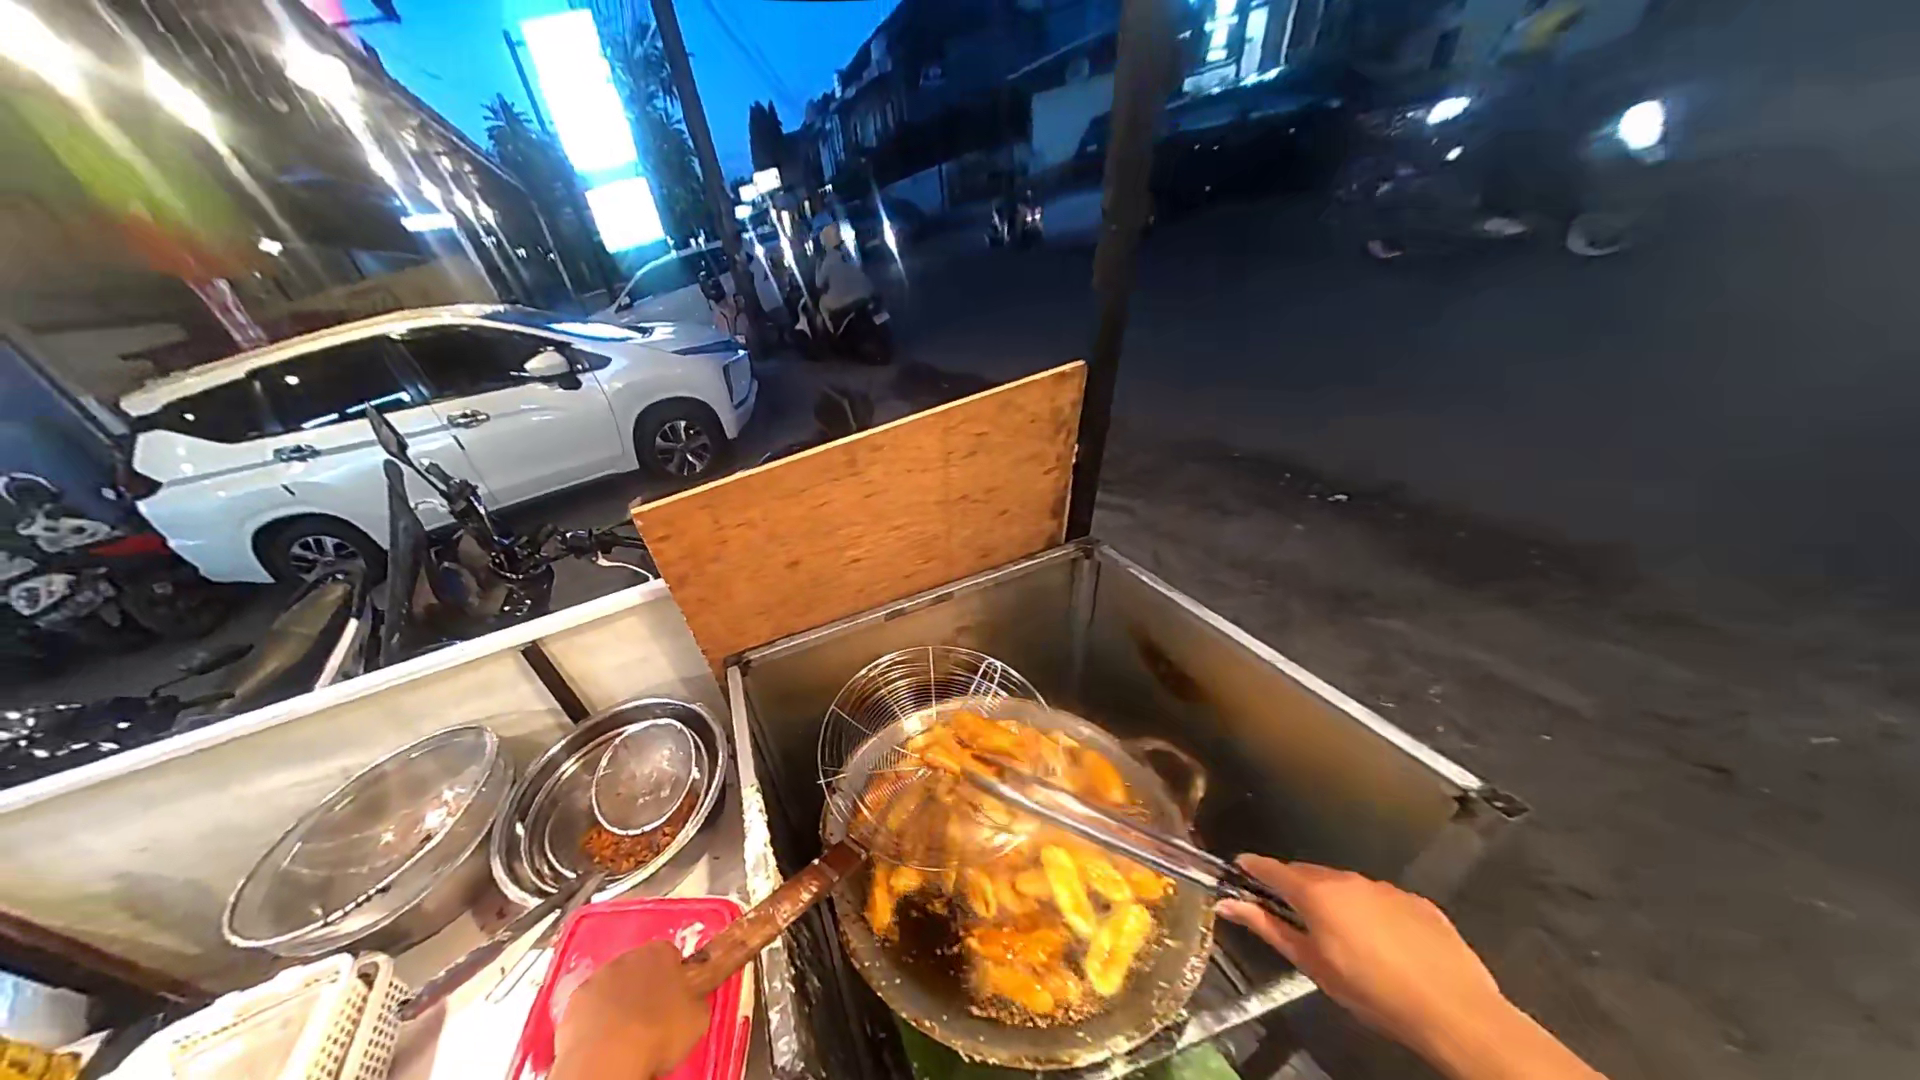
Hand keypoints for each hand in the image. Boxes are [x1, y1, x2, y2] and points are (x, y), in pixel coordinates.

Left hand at [550, 941, 709, 1079]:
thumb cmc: (659, 1032)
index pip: (671, 955)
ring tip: (625, 1034)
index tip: (676, 1000)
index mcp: (660, 952)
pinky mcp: (572, 1005)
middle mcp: (627, 957)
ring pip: (612, 987)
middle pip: (639, 968)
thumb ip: (696, 999)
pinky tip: (602, 1042)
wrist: (607, 1061)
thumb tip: (691, 1000)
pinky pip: (590, 1008)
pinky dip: (595, 1021)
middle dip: (645, 988)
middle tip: (652, 1019)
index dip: (674, 978)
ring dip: (618, 1002)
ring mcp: (596, 979)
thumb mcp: (697, 1016)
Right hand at [1218, 858, 1602, 1079]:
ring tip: (1339, 933)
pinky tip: (1382, 942)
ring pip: (1344, 884)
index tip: (1240, 870)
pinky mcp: (1416, 901)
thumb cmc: (1371, 992)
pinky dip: (1369, 910)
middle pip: (1307, 873)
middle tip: (1289, 913)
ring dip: (1333, 899)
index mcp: (1314, 892)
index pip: (1271, 868)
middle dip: (1293, 886)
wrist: (1455, 1011)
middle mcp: (1345, 878)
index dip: (1252, 867)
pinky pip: (1379, 898)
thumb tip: (1228, 903)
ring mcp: (1383, 887)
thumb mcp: (1312, 965)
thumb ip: (1267, 927)